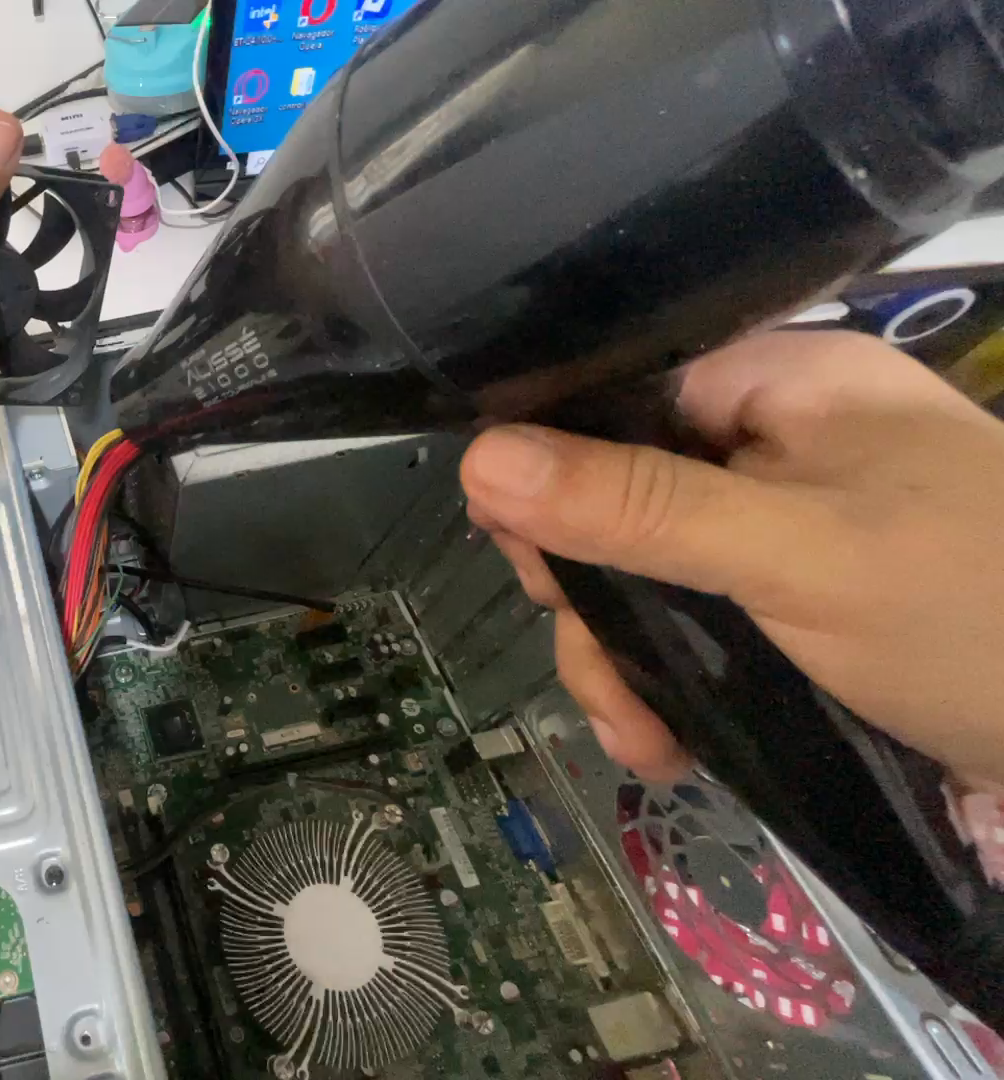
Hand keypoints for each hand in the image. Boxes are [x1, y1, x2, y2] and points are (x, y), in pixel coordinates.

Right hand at [460, 331, 1003, 785]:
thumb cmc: (991, 620)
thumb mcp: (797, 555)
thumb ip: (634, 507)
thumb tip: (475, 457)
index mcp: (763, 390)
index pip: (600, 402)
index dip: (540, 471)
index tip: (519, 548)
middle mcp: (751, 448)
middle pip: (595, 501)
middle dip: (580, 593)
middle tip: (591, 649)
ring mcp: (754, 531)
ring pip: (619, 576)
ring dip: (608, 661)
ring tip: (635, 733)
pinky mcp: (761, 602)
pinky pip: (660, 626)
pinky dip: (644, 687)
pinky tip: (654, 740)